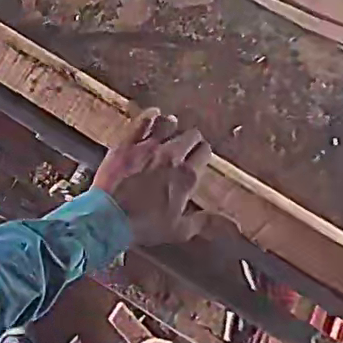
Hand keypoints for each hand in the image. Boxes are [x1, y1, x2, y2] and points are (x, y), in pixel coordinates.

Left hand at [91, 107, 212, 245]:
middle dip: (191, 139)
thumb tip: (234, 225)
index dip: (203, 153)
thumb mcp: (180, 229)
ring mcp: (147, 147)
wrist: (109, 217)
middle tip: (187, 143)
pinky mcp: (126, 144)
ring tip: (171, 126)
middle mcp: (171, 156)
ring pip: (168, 124)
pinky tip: (153, 113)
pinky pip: (141, 122)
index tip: (200, 155)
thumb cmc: (144, 225)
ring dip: (172, 125)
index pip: (204, 153)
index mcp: (186, 176)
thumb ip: (206, 222)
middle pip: (190, 136)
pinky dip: (150, 116)